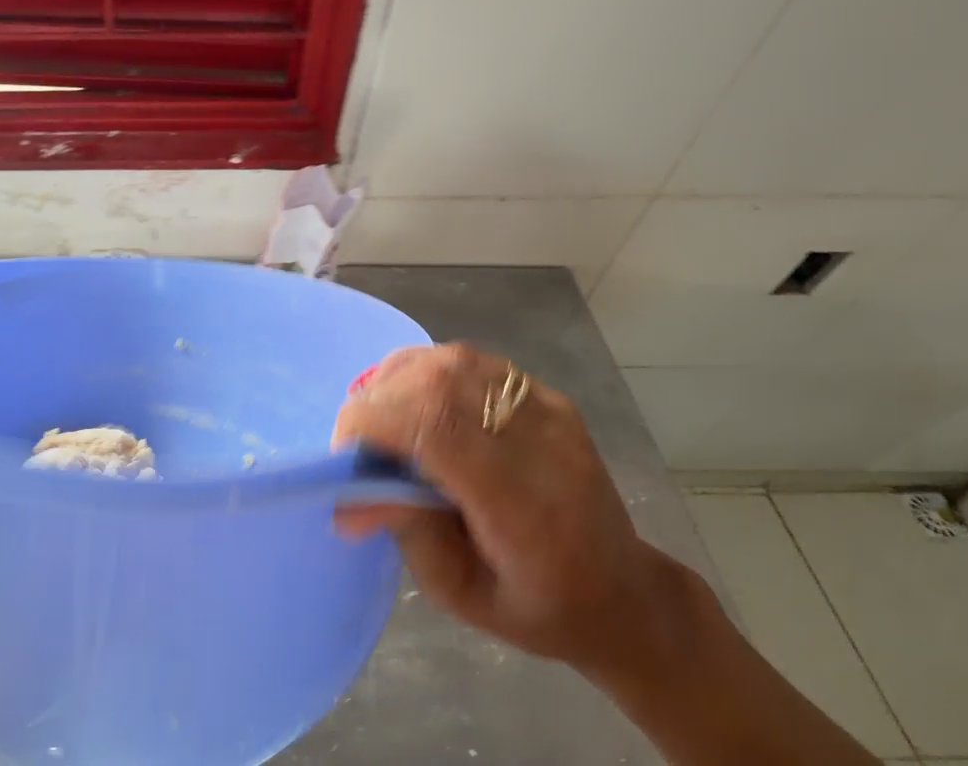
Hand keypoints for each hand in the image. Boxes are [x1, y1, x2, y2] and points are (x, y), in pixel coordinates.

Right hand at [334, 345, 696, 674]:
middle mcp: (542, 442)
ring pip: (454, 360)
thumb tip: (346, 497)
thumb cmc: (537, 608)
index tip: (345, 455)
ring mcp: (549, 410)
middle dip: (380, 400)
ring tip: (383, 420)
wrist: (622, 593)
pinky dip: (429, 374)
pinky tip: (418, 406)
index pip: (438, 427)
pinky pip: (473, 363)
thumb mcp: (460, 594)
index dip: (374, 423)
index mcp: (524, 505)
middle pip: (442, 380)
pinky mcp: (549, 397)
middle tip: (360, 443)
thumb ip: (408, 532)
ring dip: (401, 380)